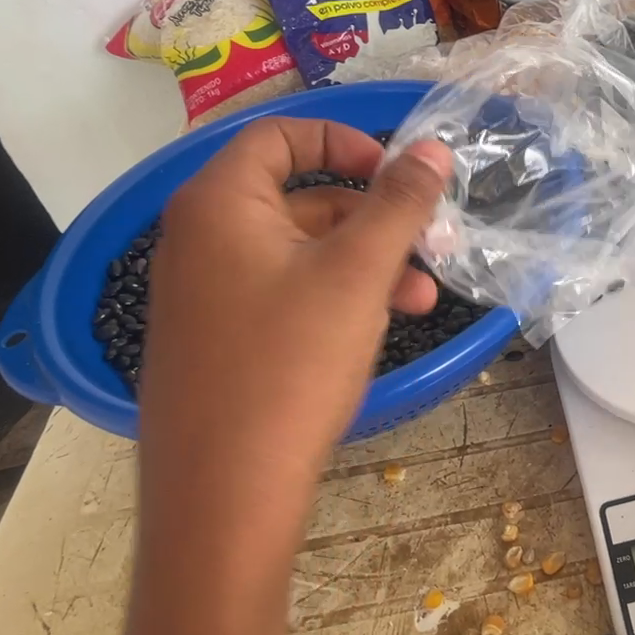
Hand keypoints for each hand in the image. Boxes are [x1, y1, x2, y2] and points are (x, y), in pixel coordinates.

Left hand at [107, 118, 449, 634]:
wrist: (224, 499)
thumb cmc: (290, 364)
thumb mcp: (358, 273)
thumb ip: (400, 202)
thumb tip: (433, 148)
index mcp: (219, 203)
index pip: (282, 135)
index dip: (347, 142)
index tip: (399, 175)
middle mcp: (201, 238)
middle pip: (301, 196)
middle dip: (376, 218)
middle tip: (433, 246)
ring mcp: (205, 294)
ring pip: (301, 252)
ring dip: (367, 264)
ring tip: (422, 300)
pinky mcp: (218, 340)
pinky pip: (285, 294)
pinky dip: (335, 298)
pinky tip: (379, 328)